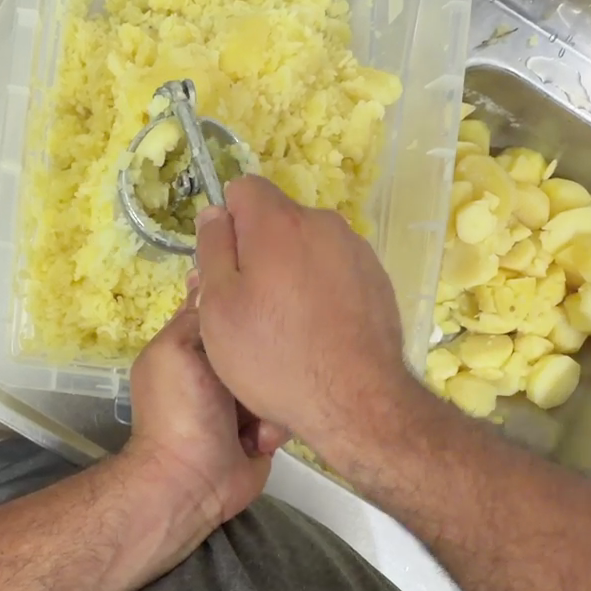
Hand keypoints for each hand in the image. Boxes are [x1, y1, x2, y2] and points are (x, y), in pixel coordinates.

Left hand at [118, 275, 286, 539]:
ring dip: (271, 394)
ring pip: (277, 376)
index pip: (222, 307)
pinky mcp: (265, 428)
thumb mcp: (177, 348)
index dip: (242, 297)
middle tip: (272, 357)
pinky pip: (285, 411)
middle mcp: (219, 367)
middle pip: (259, 340)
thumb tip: (207, 278)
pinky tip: (259, 438)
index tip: (269, 282)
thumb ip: (198, 315)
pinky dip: (275, 425)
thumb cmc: (180, 408)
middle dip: (266, 350)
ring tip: (254, 414)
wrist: (192, 478)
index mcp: (191, 343)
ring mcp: (244, 399)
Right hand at [193, 175, 419, 455]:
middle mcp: (322, 224)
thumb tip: (214, 213)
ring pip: (306, 246)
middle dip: (257, 249)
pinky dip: (319, 290)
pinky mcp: (377, 280)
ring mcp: (356, 251)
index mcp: (278, 223)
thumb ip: (213, 249)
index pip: (243, 188)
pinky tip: (315, 332)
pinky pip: (334, 271)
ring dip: (289, 271)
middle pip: (276, 219)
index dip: (226, 223)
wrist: (356, 402)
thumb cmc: (272, 356)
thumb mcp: (218, 308)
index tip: (224, 266)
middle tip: (246, 306)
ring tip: (283, 326)